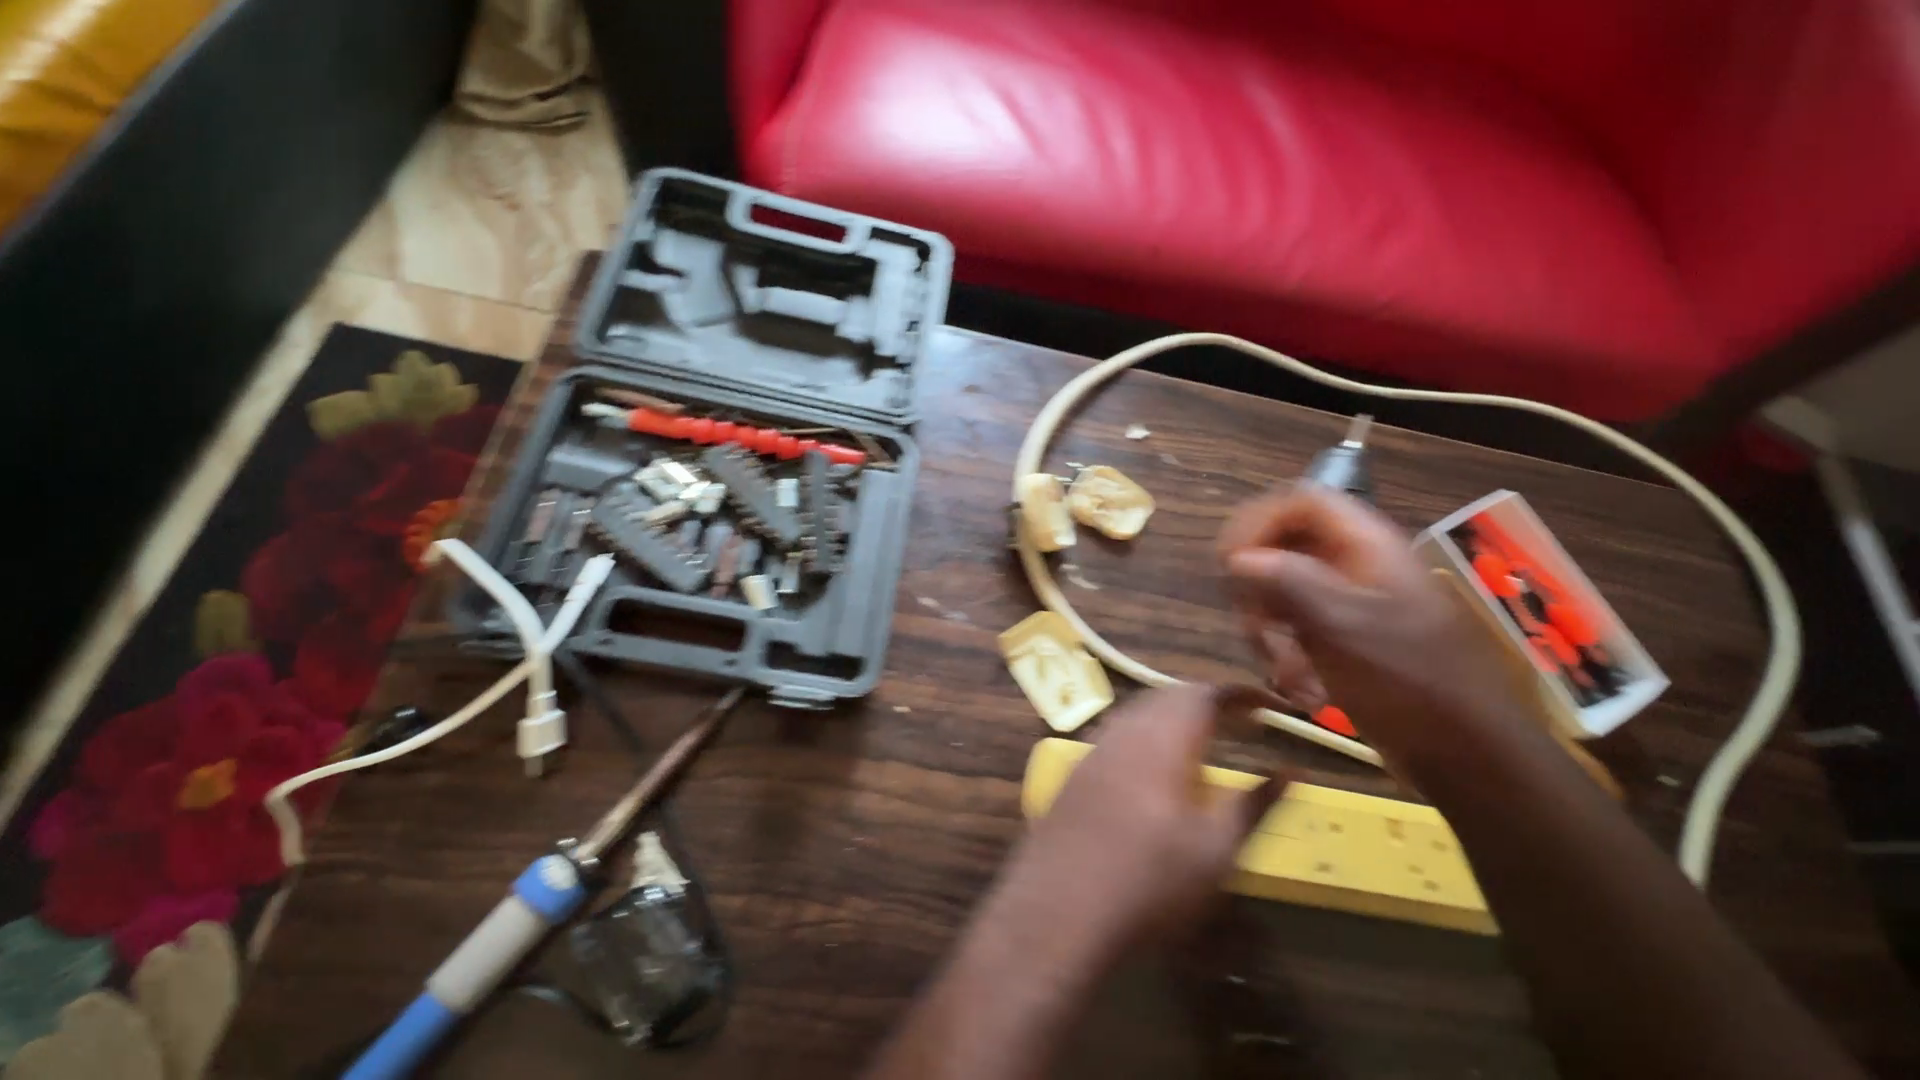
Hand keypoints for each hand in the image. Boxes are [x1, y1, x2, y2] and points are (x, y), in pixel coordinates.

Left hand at [990, 685, 1284, 964]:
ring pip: (1137, 714)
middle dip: (1208, 701)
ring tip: (1204, 740)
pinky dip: (1146, 736)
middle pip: (1167, 697)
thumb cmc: (1148, 883)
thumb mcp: (1215, 851)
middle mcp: (1122, 733)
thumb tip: (1291, 771)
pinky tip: (1154, 769)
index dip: (1240, 694)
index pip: (1204, 694)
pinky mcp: (1072, 777)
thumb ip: (1253, 804)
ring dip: (1173, 716)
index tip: (1270, 704)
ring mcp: (1091, 753)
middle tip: (1242, 722)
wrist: (1057, 915)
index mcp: (1161, 740)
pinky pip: (1116, 736)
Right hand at [1217, 488, 1533, 773]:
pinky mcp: (1346, 643)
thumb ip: (1286, 581)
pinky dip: (1288, 660)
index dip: (1258, 525)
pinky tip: (1302, 694)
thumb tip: (1237, 558)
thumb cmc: (1407, 682)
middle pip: (1282, 548)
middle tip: (1254, 632)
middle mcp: (1355, 566)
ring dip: (1269, 635)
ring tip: (1285, 675)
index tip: (1231, 569)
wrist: (1465, 754)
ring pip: (1283, 595)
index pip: (1298, 502)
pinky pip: (1297, 633)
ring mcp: (1350, 605)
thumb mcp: (1340, 626)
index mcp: (1365, 545)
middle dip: (1257, 591)